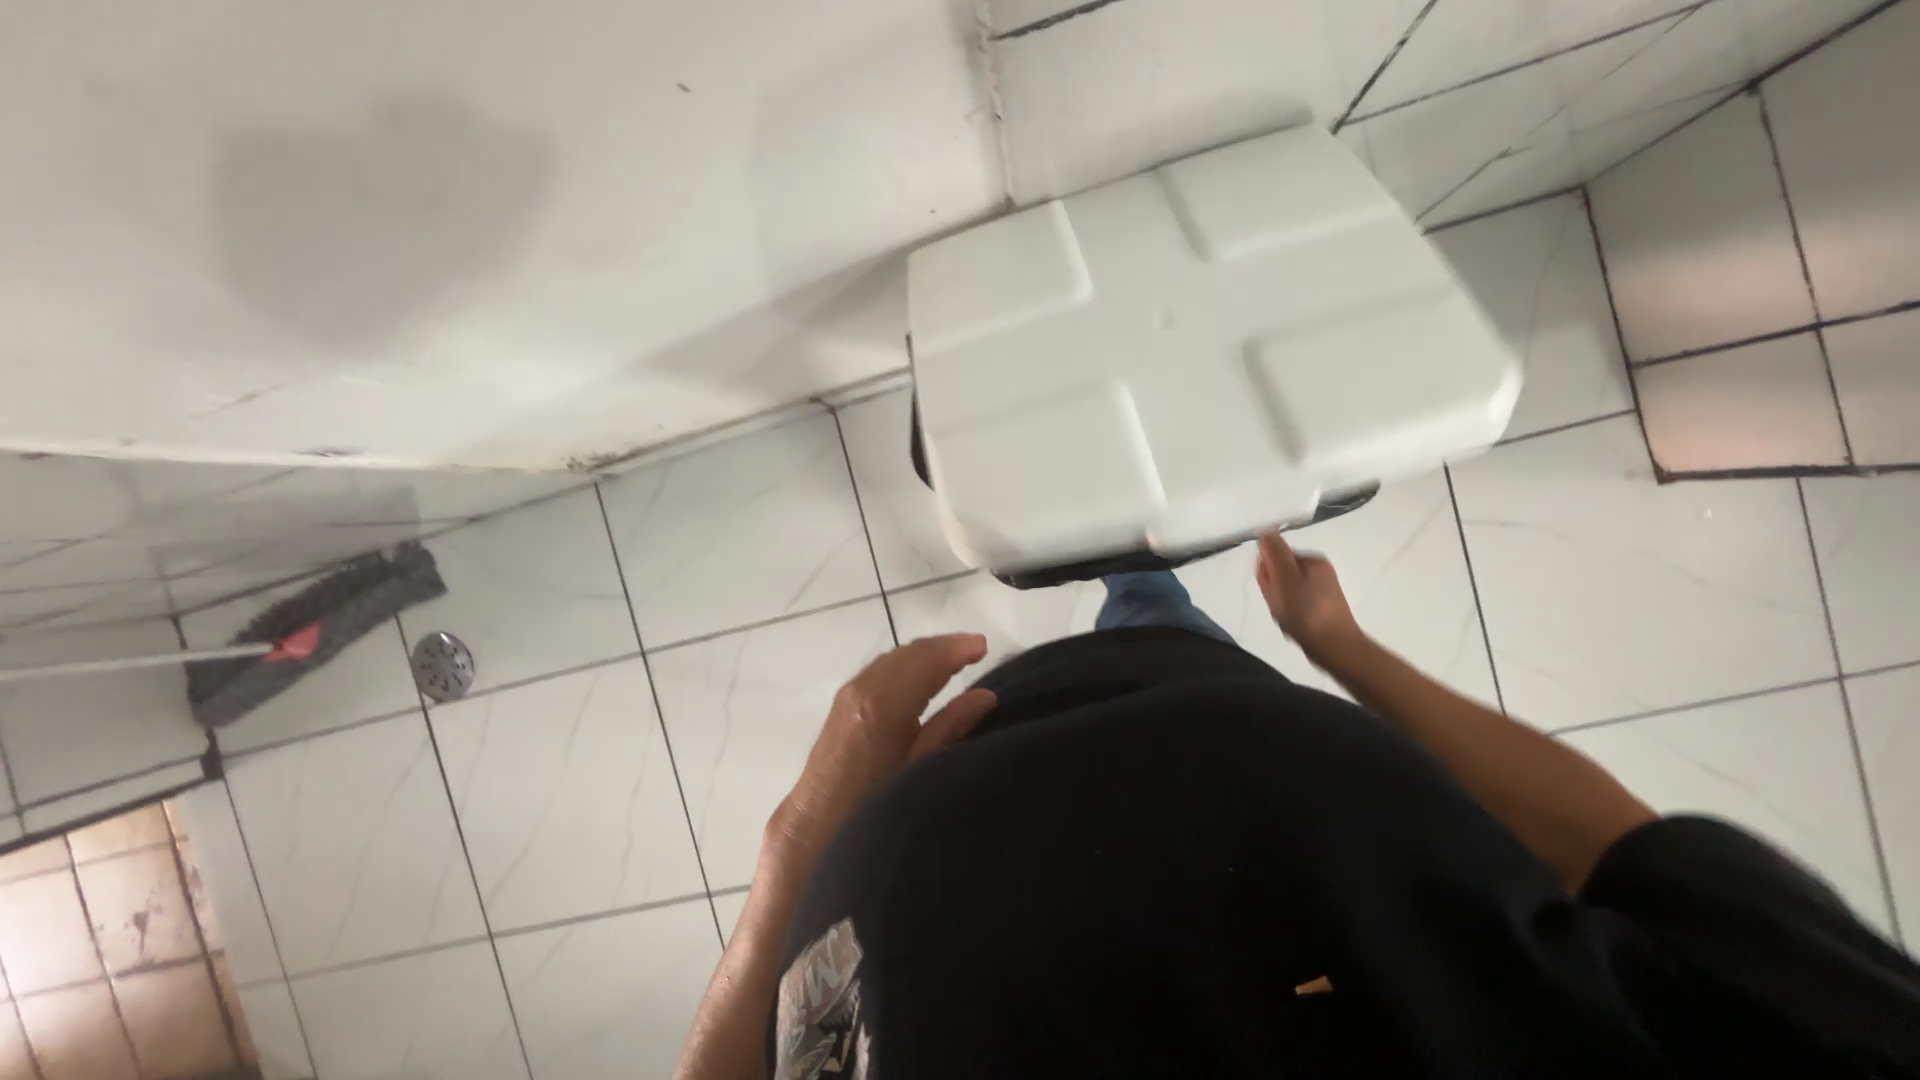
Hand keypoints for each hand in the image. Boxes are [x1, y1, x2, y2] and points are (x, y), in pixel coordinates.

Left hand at [769, 634, 996, 858]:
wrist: (814, 830)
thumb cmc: (874, 805)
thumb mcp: (920, 769)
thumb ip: (951, 728)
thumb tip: (983, 696)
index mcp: (885, 703)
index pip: (927, 660)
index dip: (957, 649)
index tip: (984, 646)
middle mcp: (863, 689)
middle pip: (908, 653)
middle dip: (943, 647)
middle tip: (976, 648)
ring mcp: (848, 695)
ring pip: (892, 660)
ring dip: (923, 655)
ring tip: (955, 659)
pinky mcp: (840, 705)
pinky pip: (879, 671)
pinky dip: (904, 666)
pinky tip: (920, 677)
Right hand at [1256, 531, 1364, 663]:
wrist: (1334, 647)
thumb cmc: (1307, 612)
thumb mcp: (1285, 578)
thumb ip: (1275, 553)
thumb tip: (1266, 531)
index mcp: (1312, 560)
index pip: (1275, 557)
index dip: (1267, 574)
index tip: (1272, 590)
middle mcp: (1320, 571)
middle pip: (1281, 573)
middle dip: (1273, 589)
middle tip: (1279, 605)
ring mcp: (1322, 590)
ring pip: (1286, 591)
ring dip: (1279, 603)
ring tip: (1286, 617)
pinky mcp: (1322, 607)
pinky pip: (1295, 604)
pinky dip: (1289, 612)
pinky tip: (1293, 623)